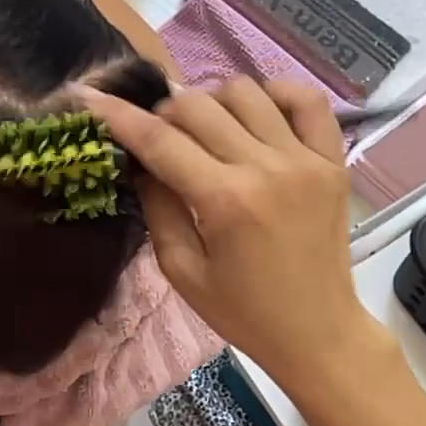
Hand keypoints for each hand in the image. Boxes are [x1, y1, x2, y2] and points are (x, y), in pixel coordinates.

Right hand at [81, 78, 381, 379]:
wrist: (321, 334)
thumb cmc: (244, 311)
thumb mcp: (182, 270)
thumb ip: (157, 206)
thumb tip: (140, 158)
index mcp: (226, 201)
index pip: (160, 140)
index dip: (120, 116)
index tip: (92, 99)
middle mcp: (266, 169)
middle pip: (197, 105)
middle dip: (164, 112)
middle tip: (162, 136)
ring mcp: (305, 160)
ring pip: (244, 91)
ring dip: (213, 102)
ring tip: (210, 130)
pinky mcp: (333, 160)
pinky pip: (307, 99)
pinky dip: (276, 94)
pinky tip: (259, 115)